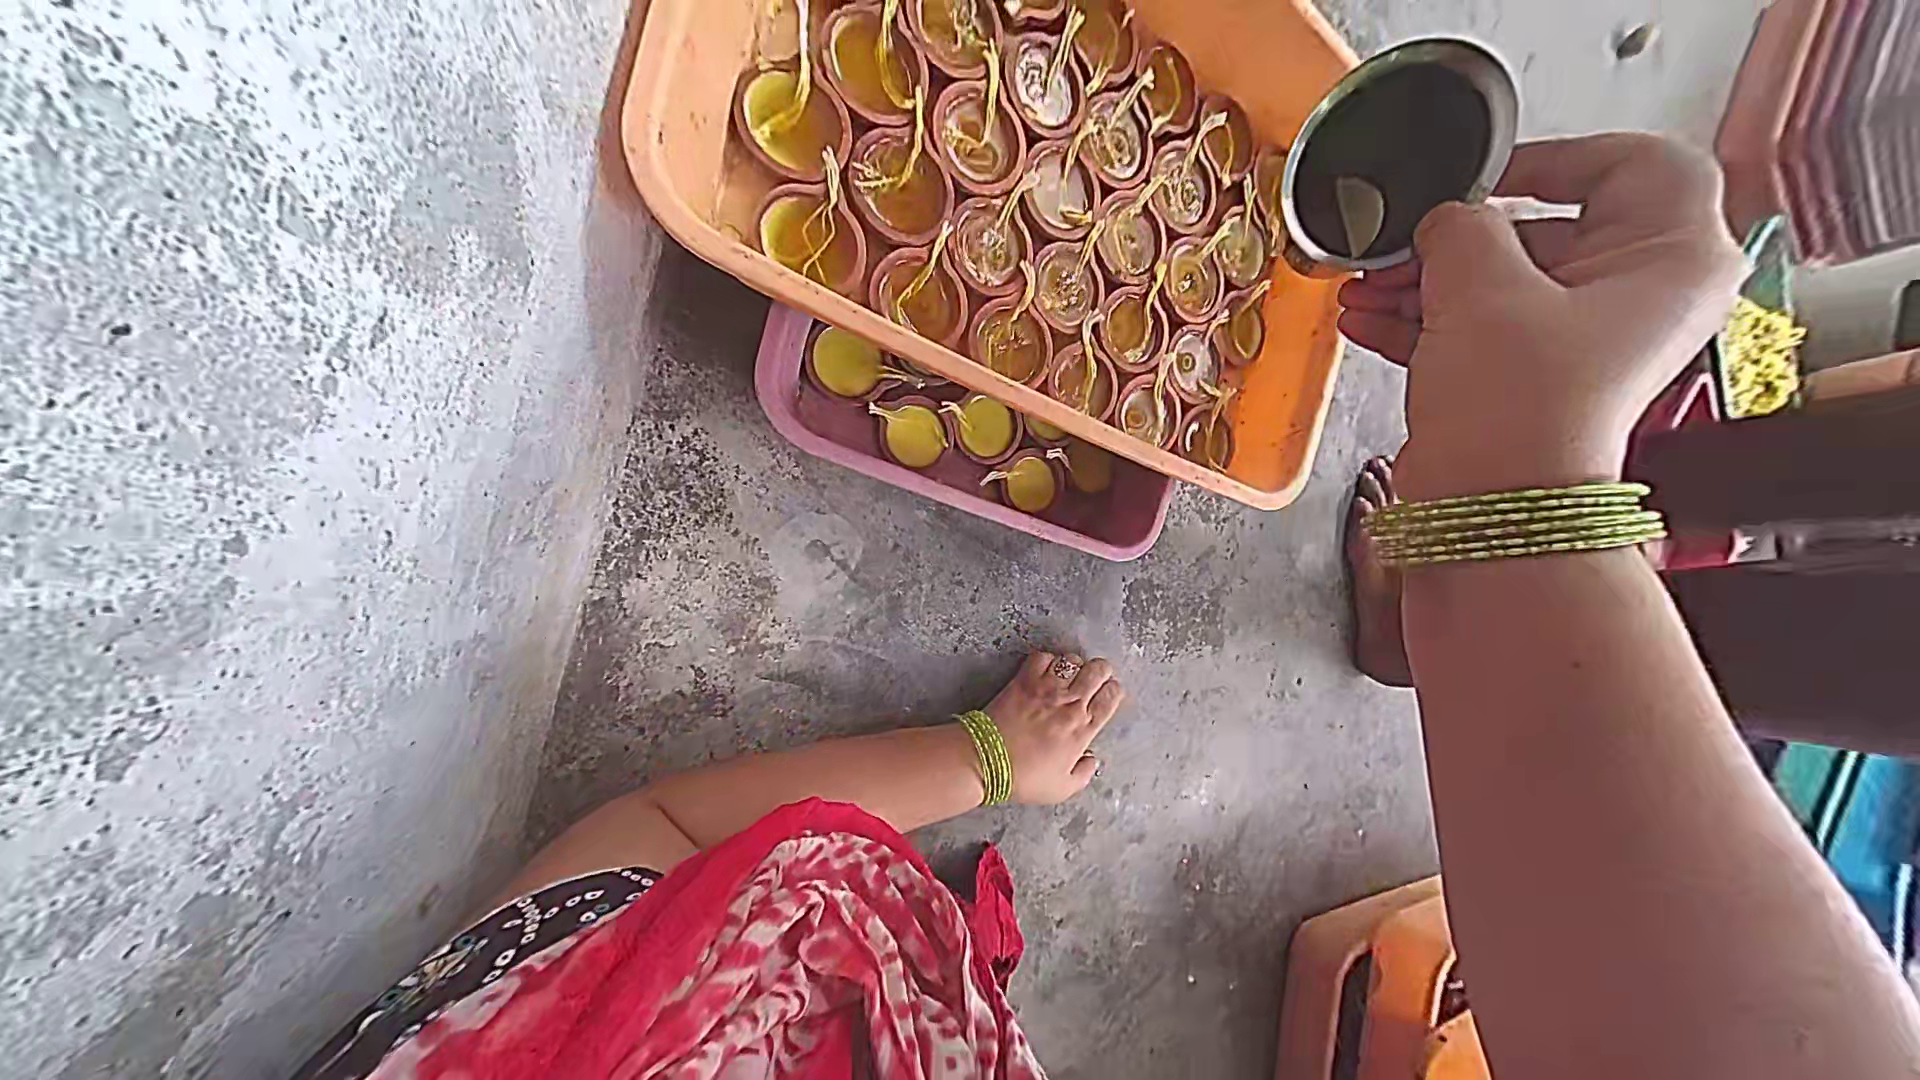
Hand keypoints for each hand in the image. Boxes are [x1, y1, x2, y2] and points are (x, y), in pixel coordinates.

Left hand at [980, 651, 1125, 804]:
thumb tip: (1091, 760)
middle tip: (1096, 676)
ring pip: (1072, 660)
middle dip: (1101, 670)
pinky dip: (1046, 660)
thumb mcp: (1062, 788)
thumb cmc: (1023, 777)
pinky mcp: (1024, 680)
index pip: (1111, 698)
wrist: (987, 760)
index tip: (1111, 692)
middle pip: (1098, 671)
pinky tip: (1044, 670)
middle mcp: (1069, 704)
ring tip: (1070, 673)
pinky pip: (1042, 657)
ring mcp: (1046, 689)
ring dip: (1074, 664)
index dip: (1114, 691)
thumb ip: (1083, 773)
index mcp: (1083, 729)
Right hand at [1337, 133, 1747, 501]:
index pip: (1630, 168)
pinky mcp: (1513, 374)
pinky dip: (1414, 321)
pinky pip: (1465, 328)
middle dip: (1450, 243)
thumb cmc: (1513, 402)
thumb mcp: (1484, 294)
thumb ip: (1463, 233)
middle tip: (1392, 248)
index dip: (1553, 159)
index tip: (1480, 173)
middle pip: (1536, 235)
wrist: (1487, 499)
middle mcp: (1623, 298)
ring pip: (1489, 286)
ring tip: (1359, 287)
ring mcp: (1564, 340)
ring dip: (1418, 284)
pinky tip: (1362, 318)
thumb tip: (1444, 217)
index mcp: (1663, 261)